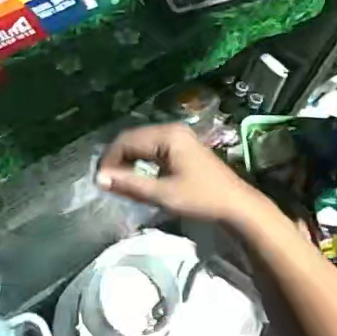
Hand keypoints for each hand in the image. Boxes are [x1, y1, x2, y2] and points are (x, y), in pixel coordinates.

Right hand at [96, 123, 272, 226]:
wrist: (237, 206)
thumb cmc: (202, 199)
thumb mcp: (163, 194)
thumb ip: (130, 185)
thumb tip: (99, 179)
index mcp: (167, 136)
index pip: (126, 140)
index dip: (109, 159)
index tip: (101, 181)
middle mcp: (172, 129)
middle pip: (133, 139)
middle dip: (117, 159)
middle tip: (108, 183)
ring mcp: (179, 137)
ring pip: (142, 144)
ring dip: (129, 161)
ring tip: (121, 183)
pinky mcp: (183, 147)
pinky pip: (153, 149)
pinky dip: (142, 162)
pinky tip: (138, 178)